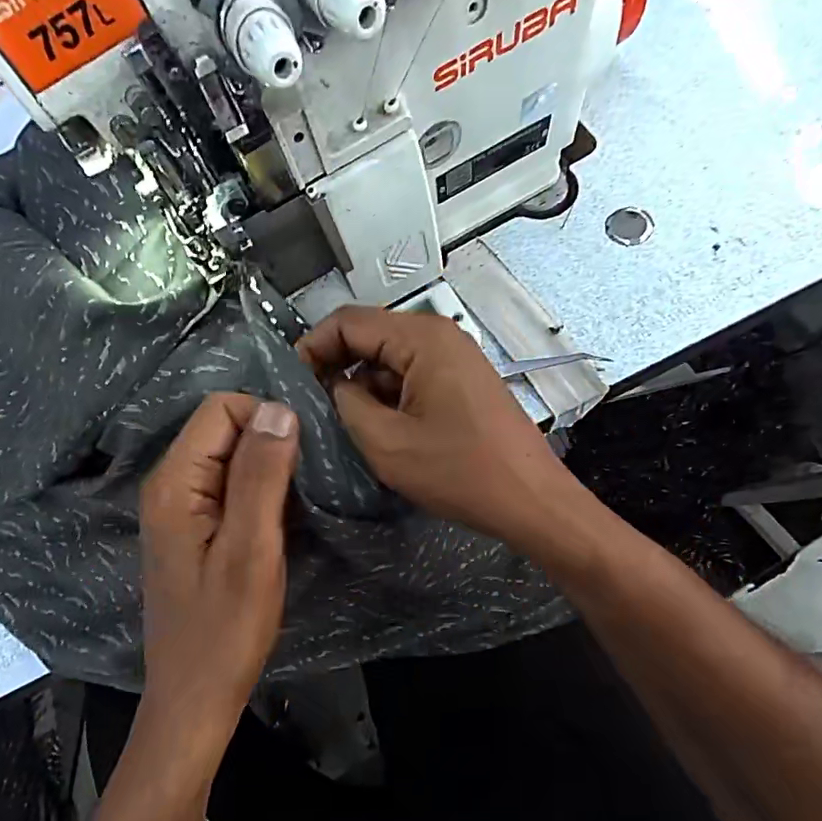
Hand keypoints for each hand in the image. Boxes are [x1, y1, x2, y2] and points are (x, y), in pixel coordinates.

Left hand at [138, 393, 298, 724]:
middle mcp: (170, 486)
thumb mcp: (251, 549)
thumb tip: (280, 408)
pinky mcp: (198, 529)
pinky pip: (234, 485)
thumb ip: (262, 476)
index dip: (268, 419)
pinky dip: (266, 490)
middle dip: (273, 441)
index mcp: (175, 483)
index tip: (307, 454)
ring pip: (234, 457)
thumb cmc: (226, 627)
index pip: (222, 408)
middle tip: (313, 479)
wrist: (198, 694)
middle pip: (226, 428)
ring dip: (274, 467)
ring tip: (307, 496)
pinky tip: (289, 516)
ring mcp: (183, 509)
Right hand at [296, 306, 584, 550]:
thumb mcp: (386, 442)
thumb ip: (346, 403)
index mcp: (422, 337)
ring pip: (392, 361)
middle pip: (371, 338)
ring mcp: (458, 359)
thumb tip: (334, 386)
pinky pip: (416, 378)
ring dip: (366, 388)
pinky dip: (393, 398)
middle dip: (338, 369)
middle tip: (314, 409)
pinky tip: (384, 432)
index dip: (312, 347)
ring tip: (347, 427)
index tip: (291, 383)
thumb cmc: (460, 471)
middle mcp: (441, 336)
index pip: (347, 321)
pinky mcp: (465, 383)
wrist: (529, 499)